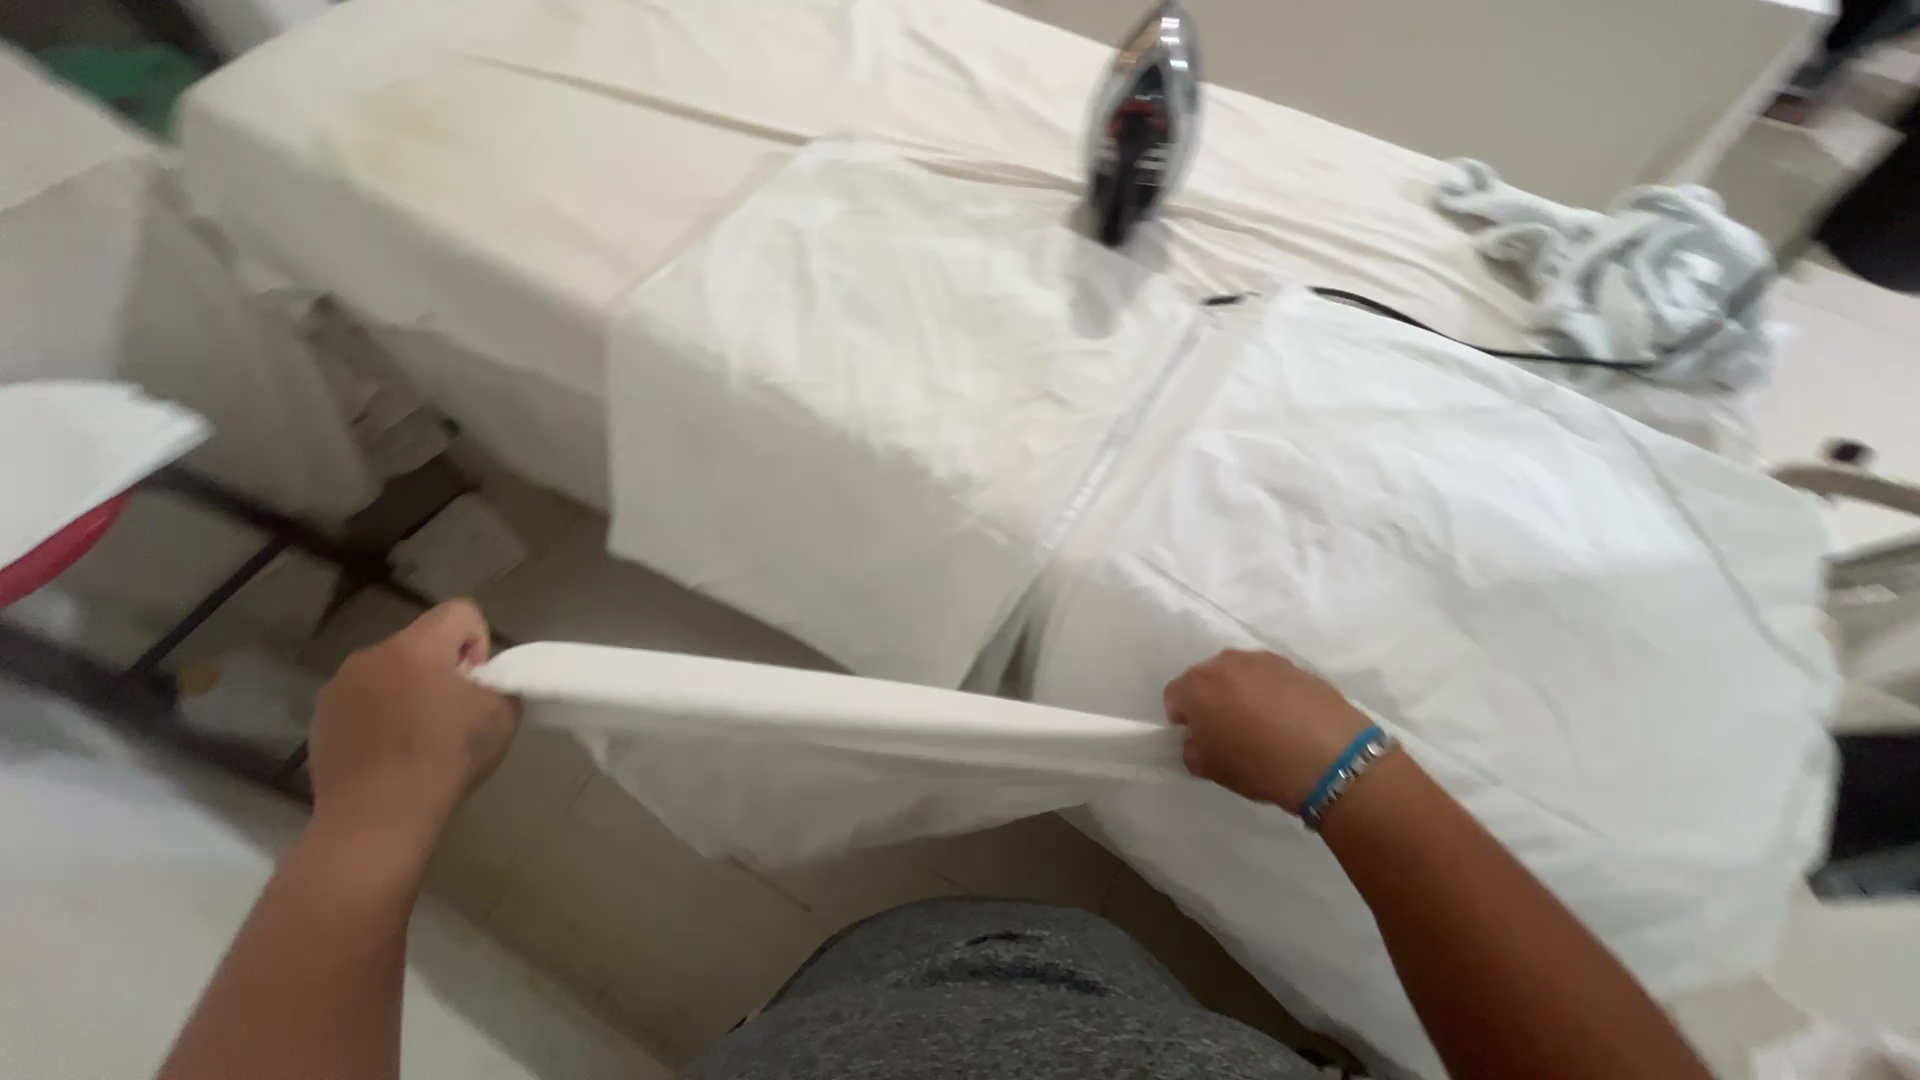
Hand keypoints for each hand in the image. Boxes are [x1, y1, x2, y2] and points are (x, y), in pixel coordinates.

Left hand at [309, 600, 520, 842]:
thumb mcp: (503, 715)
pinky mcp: (321, 717)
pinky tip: (390, 751)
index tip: (476, 685)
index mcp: (417, 647)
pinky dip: (381, 714)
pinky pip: (364, 699)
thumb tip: (481, 683)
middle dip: (443, 667)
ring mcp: (340, 686)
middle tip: (454, 713)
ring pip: (391, 670)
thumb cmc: (446, 757)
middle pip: (423, 641)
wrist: (377, 817)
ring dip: (409, 690)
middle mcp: (372, 655)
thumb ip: (500, 684)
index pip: (461, 611)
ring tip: (419, 736)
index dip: (479, 642)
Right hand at [1163, 650, 1372, 811]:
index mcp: (1196, 686)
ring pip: (1238, 674)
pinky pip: (1269, 677)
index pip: (1174, 697)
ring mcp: (1262, 660)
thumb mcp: (1212, 770)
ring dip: (1240, 693)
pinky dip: (1270, 692)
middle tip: (1229, 732)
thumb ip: (1192, 751)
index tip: (1200, 741)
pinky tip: (1288, 719)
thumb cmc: (1260, 765)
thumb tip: (1198, 741)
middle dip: (1210, 701)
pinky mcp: (1295, 665)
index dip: (1183, 720)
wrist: (1332, 759)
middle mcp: (1224, 663)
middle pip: (1205, 679)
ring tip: (1262, 725)